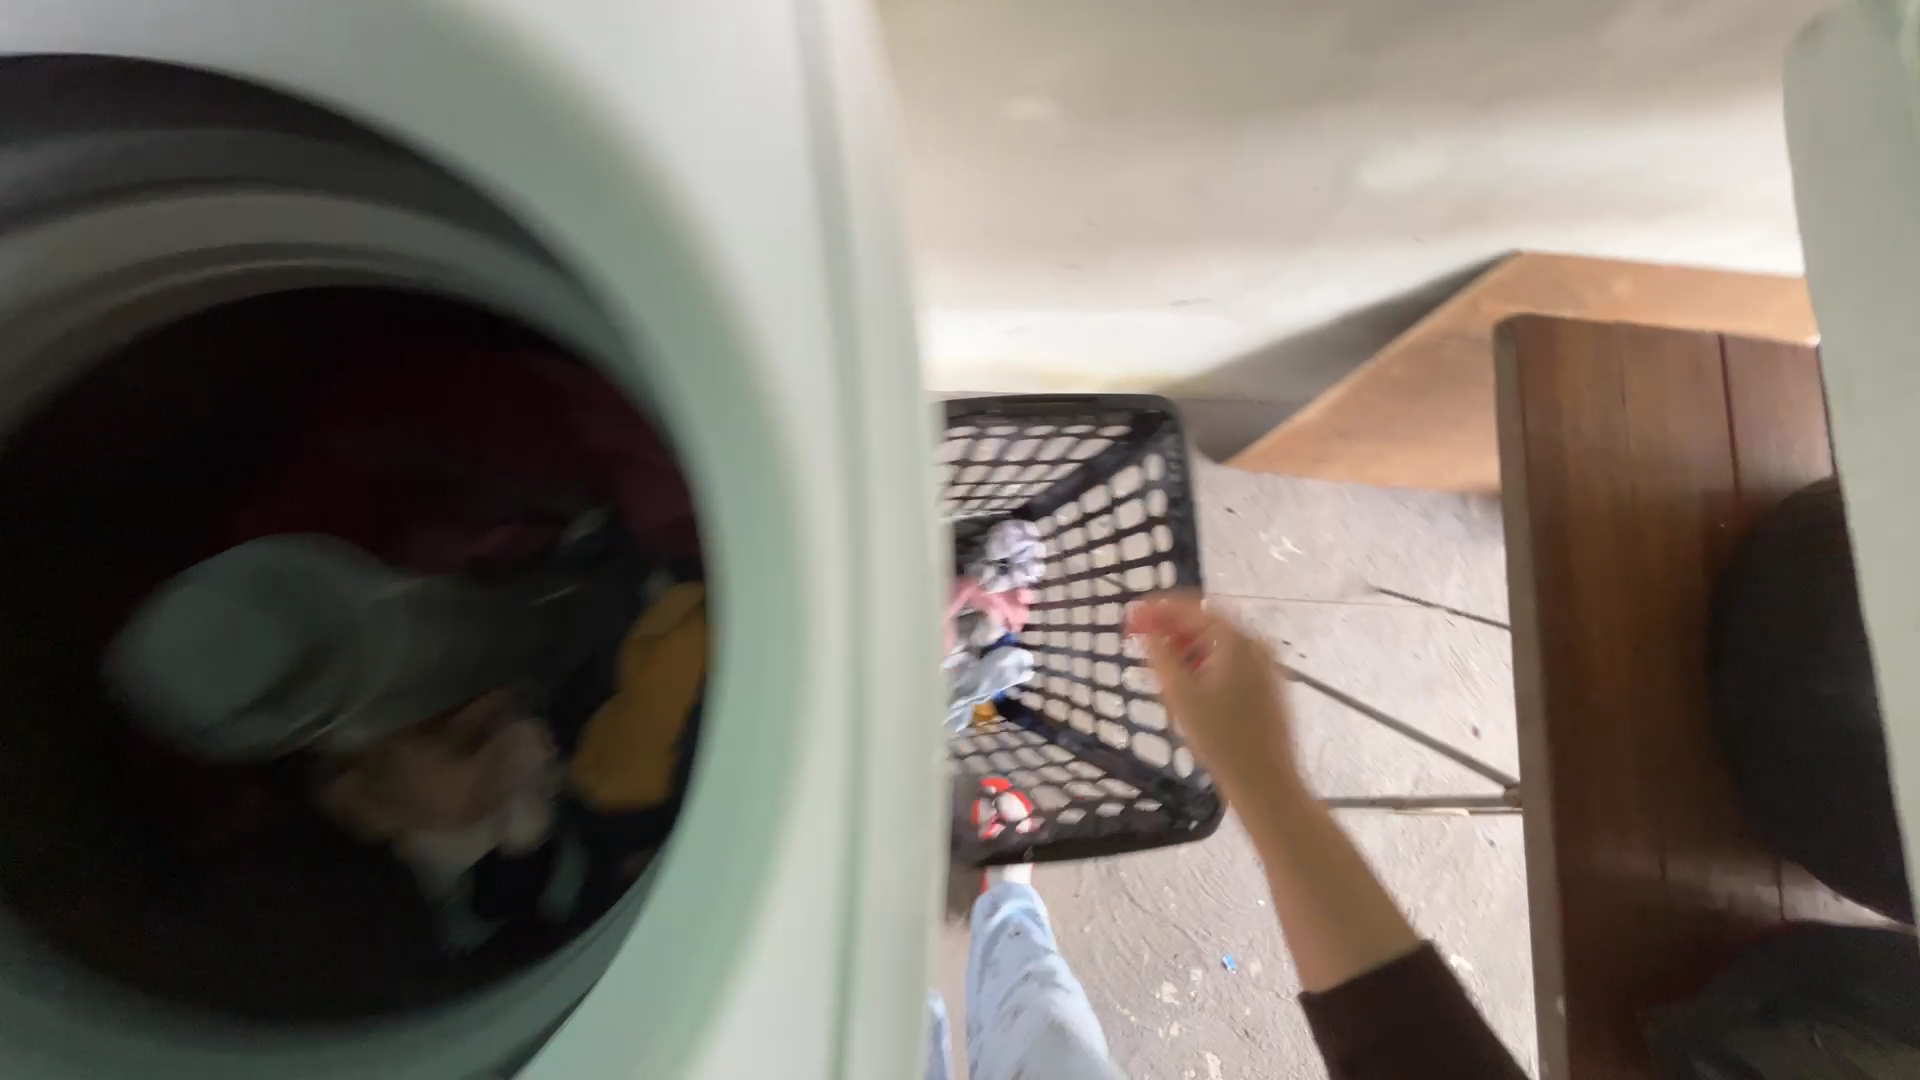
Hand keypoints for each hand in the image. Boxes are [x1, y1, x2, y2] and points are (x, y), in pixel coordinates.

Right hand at [1127, 592, 1302, 800]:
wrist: (1265, 782)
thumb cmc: (1219, 737)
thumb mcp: (1179, 693)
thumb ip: (1158, 654)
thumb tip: (1146, 629)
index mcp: (1235, 639)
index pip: (1190, 608)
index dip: (1156, 608)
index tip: (1129, 615)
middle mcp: (1255, 644)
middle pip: (1205, 622)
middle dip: (1170, 626)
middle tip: (1139, 636)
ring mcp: (1266, 664)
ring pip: (1217, 643)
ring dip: (1186, 644)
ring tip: (1158, 659)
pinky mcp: (1267, 685)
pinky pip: (1230, 660)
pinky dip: (1204, 660)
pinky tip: (1186, 678)